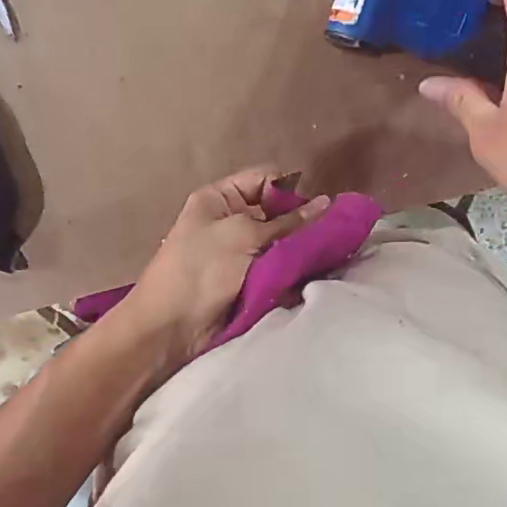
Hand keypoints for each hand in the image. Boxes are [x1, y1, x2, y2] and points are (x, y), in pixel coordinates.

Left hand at [113, 168, 328, 361]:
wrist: (172, 327)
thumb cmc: (199, 270)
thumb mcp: (241, 235)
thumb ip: (284, 221)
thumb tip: (325, 203)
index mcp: (218, 200)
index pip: (264, 179)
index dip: (291, 190)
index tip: (319, 209)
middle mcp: (230, 224)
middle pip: (277, 214)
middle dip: (303, 223)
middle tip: (334, 235)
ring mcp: (240, 257)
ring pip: (281, 246)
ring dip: (301, 251)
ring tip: (332, 256)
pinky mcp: (248, 285)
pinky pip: (278, 272)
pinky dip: (294, 274)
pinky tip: (317, 275)